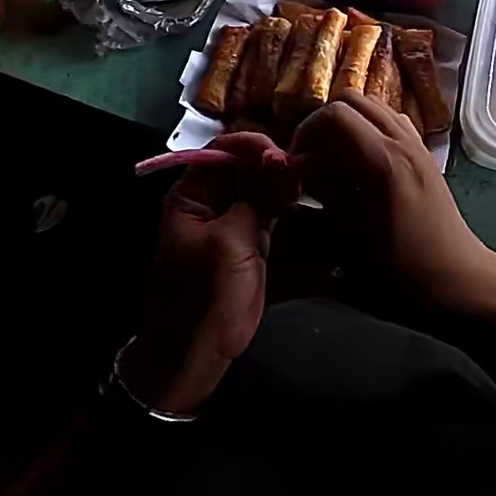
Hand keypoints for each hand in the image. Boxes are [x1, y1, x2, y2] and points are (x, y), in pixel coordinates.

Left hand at [122, 132, 293, 414]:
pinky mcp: (250, 240)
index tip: (281, 155)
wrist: (196, 350)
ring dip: (281, 182)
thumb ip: (255, 201)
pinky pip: (268, 210)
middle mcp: (210, 200)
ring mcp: (231, 220)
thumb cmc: (203, 296)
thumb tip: (280, 165)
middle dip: (271, 163)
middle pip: (243, 166)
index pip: (221, 151)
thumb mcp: (228, 243)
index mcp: (191, 195)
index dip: (250, 145)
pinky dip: (284, 203)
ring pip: (259, 186)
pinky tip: (303, 199)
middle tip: (300, 170)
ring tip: (304, 184)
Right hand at [290, 93, 495, 316]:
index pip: (335, 114)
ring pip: (372, 106)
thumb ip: (323, 191)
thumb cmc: (401, 265)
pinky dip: (368, 128)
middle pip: (353, 100)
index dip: (306, 130)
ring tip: (332, 156)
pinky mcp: (423, 153)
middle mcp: (403, 141)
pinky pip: (390, 121)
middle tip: (310, 154)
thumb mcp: (350, 235)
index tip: (295, 160)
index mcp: (385, 159)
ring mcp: (417, 144)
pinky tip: (359, 161)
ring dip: (346, 123)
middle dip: (323, 122)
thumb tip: (300, 167)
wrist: (457, 277)